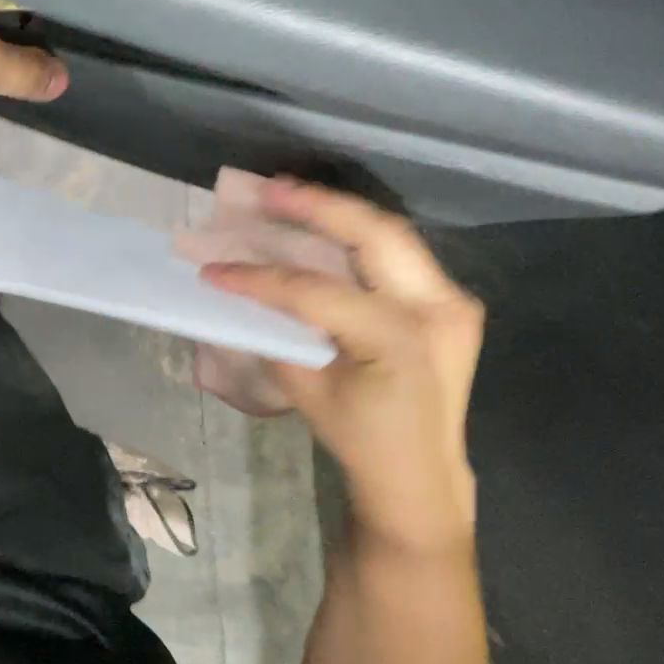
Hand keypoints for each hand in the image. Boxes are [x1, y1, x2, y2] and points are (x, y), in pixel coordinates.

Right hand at [200, 179, 483, 549]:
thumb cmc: (358, 438)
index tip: (213, 269)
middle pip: (375, 235)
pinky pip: (394, 256)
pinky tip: (318, 227)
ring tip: (285, 196)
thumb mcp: (306, 391)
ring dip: (335, 214)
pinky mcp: (447, 301)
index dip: (259, 277)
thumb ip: (277, 335)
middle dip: (316, 207)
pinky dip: (353, 237)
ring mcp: (451, 301)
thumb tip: (239, 294)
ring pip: (389, 236)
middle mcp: (436, 308)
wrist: (420, 472)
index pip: (317, 291)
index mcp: (398, 339)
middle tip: (264, 190)